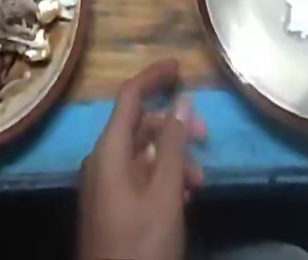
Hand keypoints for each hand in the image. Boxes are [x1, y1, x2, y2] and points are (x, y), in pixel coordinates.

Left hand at [76, 60, 204, 259]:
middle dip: (173, 125)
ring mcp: (104, 185)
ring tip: (200, 182)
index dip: (154, 76)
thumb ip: (174, 146)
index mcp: (108, 149)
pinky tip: (185, 196)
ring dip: (173, 157)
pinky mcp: (111, 207)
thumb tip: (182, 101)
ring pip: (142, 153)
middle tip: (206, 136)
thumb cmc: (140, 245)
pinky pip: (138, 176)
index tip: (180, 66)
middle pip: (138, 125)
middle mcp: (102, 159)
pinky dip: (162, 177)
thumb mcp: (165, 195)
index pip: (130, 96)